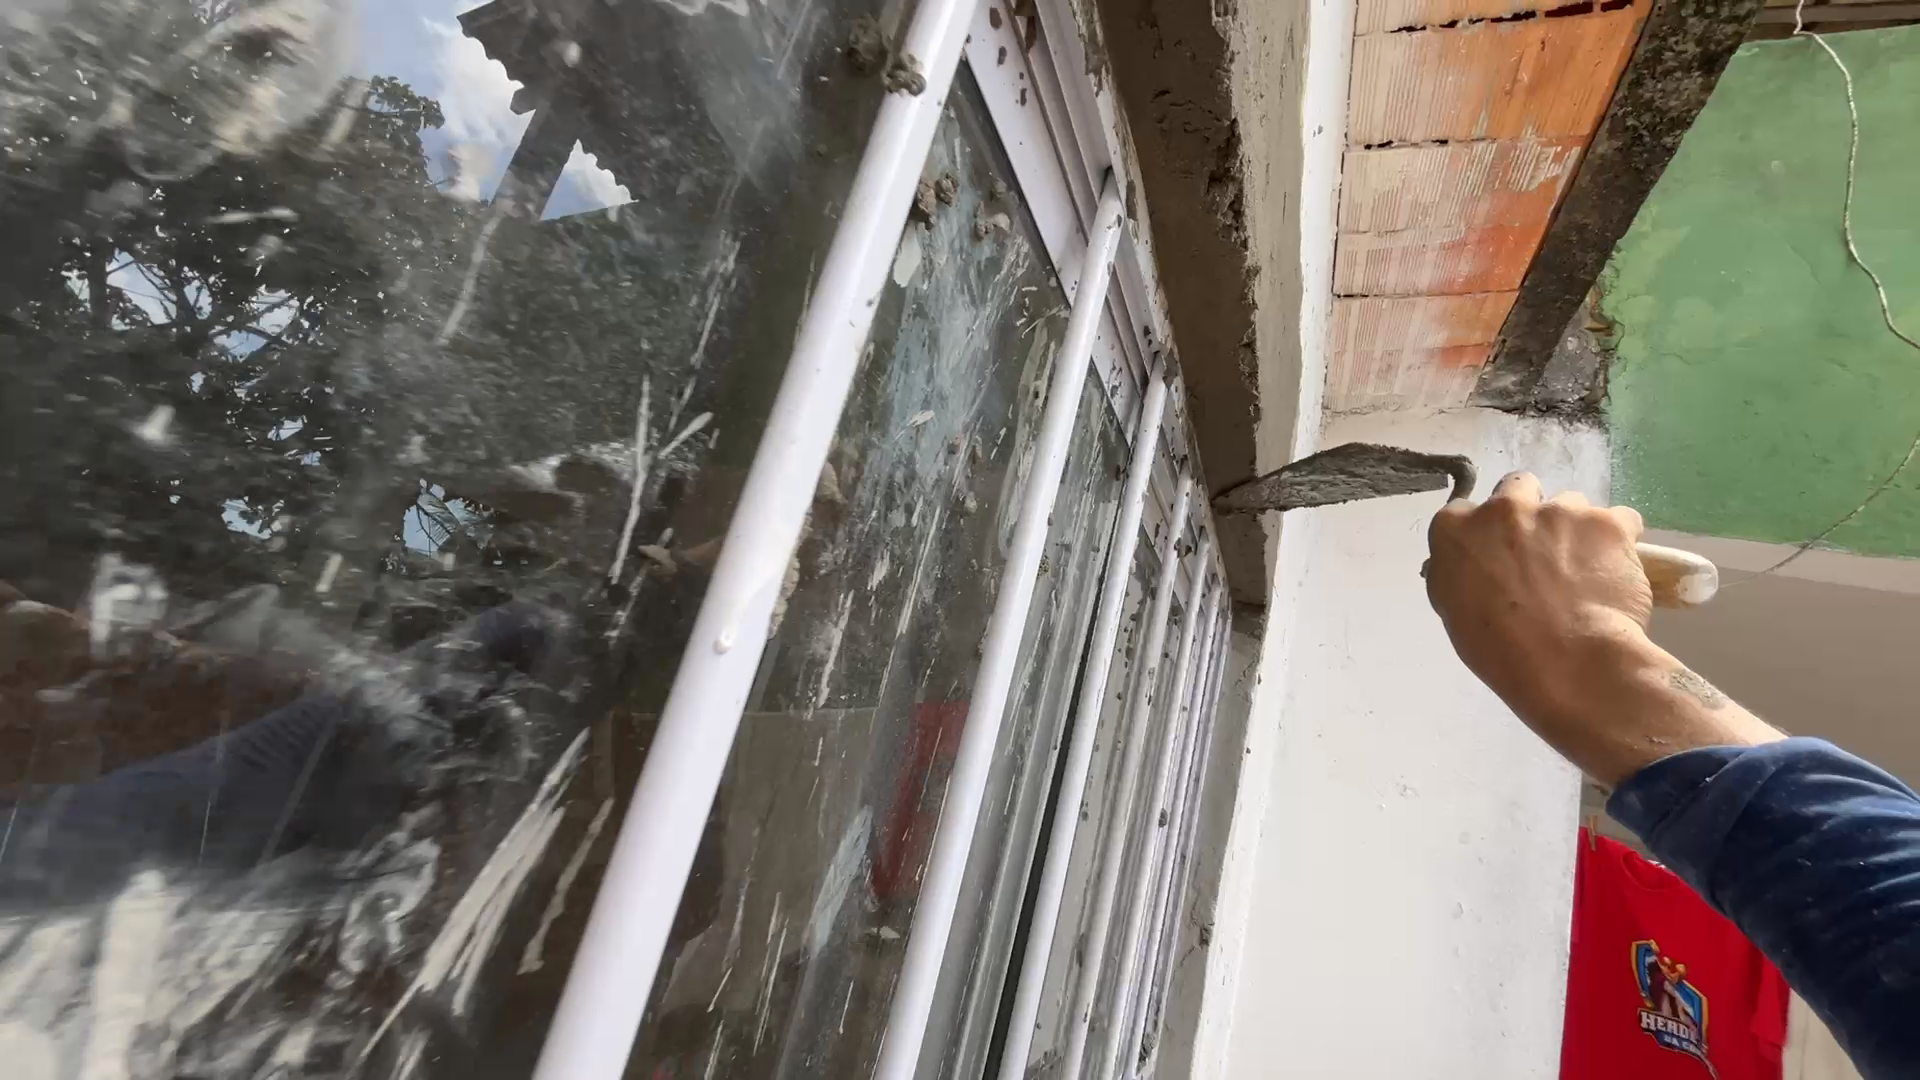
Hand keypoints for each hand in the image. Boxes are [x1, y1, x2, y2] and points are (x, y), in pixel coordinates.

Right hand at [1424, 473, 1780, 785]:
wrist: (1566, 660)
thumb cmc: (1494, 644)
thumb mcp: (1451, 605)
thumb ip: (1457, 571)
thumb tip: (1470, 564)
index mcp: (1453, 529)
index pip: (1462, 512)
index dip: (1481, 532)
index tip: (1493, 553)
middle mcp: (1501, 508)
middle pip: (1517, 488)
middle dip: (1527, 510)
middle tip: (1538, 548)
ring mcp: (1557, 510)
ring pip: (1570, 504)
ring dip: (1573, 527)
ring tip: (1584, 567)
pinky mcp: (1609, 522)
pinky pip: (1620, 520)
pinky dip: (1618, 540)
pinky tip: (1615, 570)